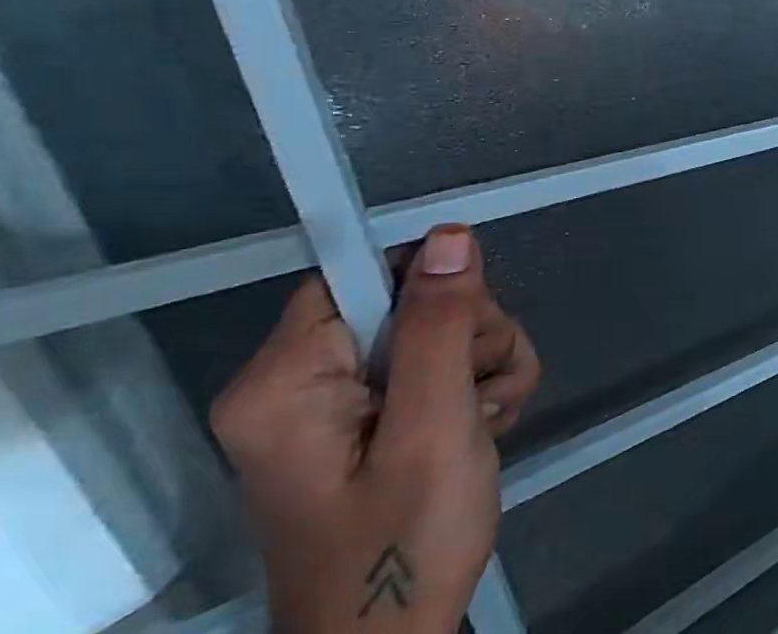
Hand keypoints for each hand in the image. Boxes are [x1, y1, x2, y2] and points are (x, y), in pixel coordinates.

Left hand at [211, 225, 541, 633]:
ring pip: (441, 332)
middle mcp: (302, 383)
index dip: (428, 283)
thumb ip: (439, 329)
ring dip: (489, 363)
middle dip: (472, 335)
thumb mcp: (434, 428)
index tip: (474, 322)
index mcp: (285, 381)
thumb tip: (450, 235)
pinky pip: (443, 367)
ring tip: (491, 418)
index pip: (359, 277)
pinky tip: (487, 424)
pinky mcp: (377, 419)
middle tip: (483, 391)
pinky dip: (481, 386)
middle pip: (411, 302)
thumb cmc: (406, 541)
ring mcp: (341, 403)